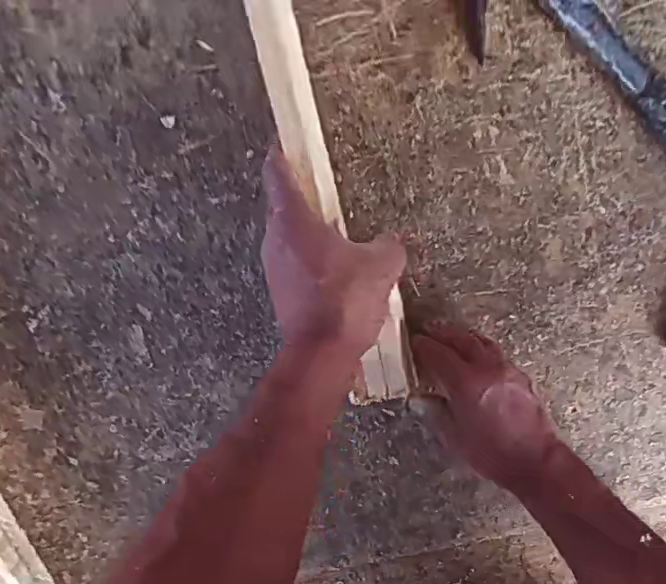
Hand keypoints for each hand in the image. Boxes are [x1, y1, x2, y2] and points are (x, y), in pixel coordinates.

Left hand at [260, 147, 404, 363]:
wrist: (321, 356)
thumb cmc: (344, 302)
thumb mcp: (381, 267)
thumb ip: (388, 246)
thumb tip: (391, 244)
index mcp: (291, 220)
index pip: (278, 172)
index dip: (283, 155)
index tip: (289, 146)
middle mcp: (274, 242)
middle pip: (285, 210)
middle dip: (307, 204)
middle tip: (331, 201)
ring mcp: (274, 273)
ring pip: (290, 244)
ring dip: (311, 241)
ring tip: (341, 244)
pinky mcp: (281, 299)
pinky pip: (297, 272)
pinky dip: (313, 270)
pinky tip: (338, 280)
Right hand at [413, 325, 564, 493]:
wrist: (534, 460)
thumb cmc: (495, 454)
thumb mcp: (455, 438)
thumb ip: (437, 414)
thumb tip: (423, 401)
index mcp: (467, 383)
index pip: (440, 355)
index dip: (424, 347)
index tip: (415, 343)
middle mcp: (488, 370)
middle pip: (462, 340)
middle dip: (443, 333)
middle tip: (429, 330)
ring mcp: (508, 371)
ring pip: (482, 343)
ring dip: (464, 337)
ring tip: (452, 337)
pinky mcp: (521, 379)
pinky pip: (497, 355)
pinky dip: (482, 350)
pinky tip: (477, 358)